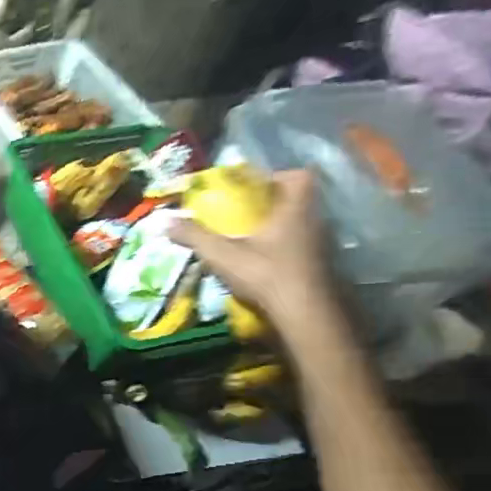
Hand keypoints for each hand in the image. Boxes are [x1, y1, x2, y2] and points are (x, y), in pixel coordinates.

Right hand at [168, 169, 338, 326]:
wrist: (305, 314)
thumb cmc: (267, 274)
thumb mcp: (224, 255)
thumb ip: (196, 237)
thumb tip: (166, 221)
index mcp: (297, 207)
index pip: (298, 176)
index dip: (277, 178)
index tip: (254, 190)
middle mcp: (316, 219)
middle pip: (299, 202)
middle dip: (275, 206)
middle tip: (248, 217)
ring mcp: (324, 245)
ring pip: (302, 227)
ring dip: (282, 231)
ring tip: (255, 243)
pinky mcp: (324, 268)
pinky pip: (304, 250)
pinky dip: (288, 253)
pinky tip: (268, 266)